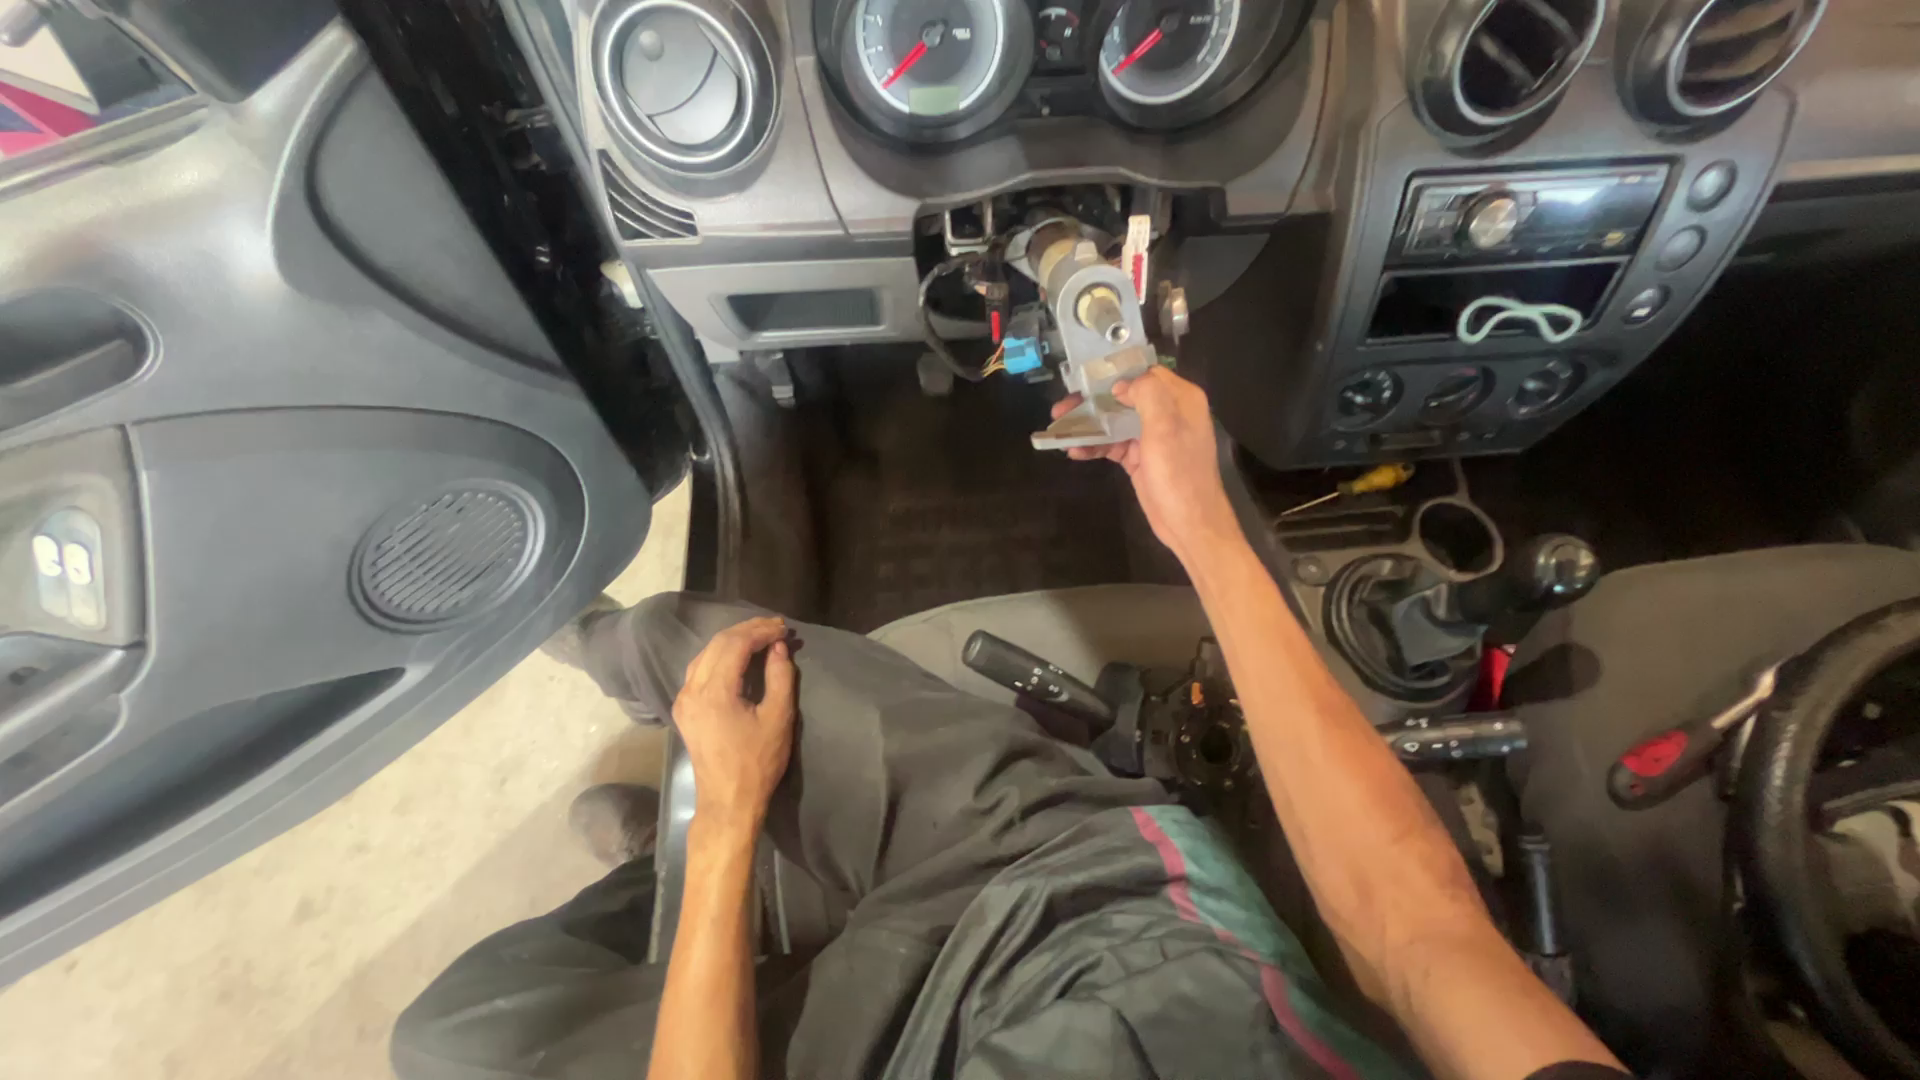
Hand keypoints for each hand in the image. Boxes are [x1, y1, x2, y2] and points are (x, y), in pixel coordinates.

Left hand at [673, 616, 796, 831]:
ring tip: (761, 637)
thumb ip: (780, 677)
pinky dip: (720, 656)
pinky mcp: (684, 710)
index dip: (761, 631)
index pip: (735, 644)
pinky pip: (700, 670)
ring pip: (706, 654)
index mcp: (714, 692)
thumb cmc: (757, 763)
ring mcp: (684, 700)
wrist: (728, 802)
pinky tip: (739, 657)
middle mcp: (692, 691)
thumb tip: (778, 647)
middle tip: (776, 627)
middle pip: (717, 644)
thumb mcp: (778, 718)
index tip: (784, 628)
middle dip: (748, 630)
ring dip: (733, 641)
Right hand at [1053, 366, 1240, 560]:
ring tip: (1059, 430)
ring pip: (1114, 421)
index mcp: (1181, 399)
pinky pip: (1113, 444)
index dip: (1115, 376)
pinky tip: (1073, 452)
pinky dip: (1094, 446)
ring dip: (1087, 425)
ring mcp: (1152, 437)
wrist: (1189, 523)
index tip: (1086, 383)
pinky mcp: (1140, 458)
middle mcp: (1168, 413)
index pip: (1145, 374)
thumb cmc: (1179, 474)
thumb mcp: (1166, 427)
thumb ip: (1147, 394)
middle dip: (1092, 402)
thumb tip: (1120, 385)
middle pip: (1124, 397)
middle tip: (1060, 409)